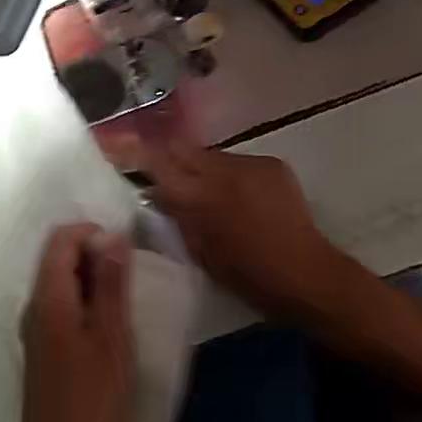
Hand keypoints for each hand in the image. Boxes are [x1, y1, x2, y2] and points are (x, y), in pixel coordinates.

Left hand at [19, 224, 134, 421]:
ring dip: (93, 279)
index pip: (60, 239)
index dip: (93, 233)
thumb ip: (111, 282)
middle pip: (58, 258)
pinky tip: (110, 322)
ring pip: (61, 283)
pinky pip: (62, 306)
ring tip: (127, 297)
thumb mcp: (112, 336)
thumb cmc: (94, 398)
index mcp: (47, 298)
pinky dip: (86, 301)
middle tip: (133, 274)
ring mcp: (35, 331)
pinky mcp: (43, 351)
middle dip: (95, 254)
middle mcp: (33, 308)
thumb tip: (111, 234)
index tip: (127, 249)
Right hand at [122, 139, 363, 324]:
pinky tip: (238, 197)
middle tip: (160, 173)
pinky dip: (229, 176)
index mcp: (202, 197)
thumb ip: (179, 216)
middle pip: (182, 148)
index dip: (133, 151)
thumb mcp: (202, 251)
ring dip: (201, 169)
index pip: (158, 162)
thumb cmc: (249, 275)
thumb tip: (159, 194)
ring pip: (211, 155)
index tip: (114, 145)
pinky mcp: (272, 164)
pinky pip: (238, 162)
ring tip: (206, 193)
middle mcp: (224, 170)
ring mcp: (252, 164)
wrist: (307, 273)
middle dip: (167, 157)